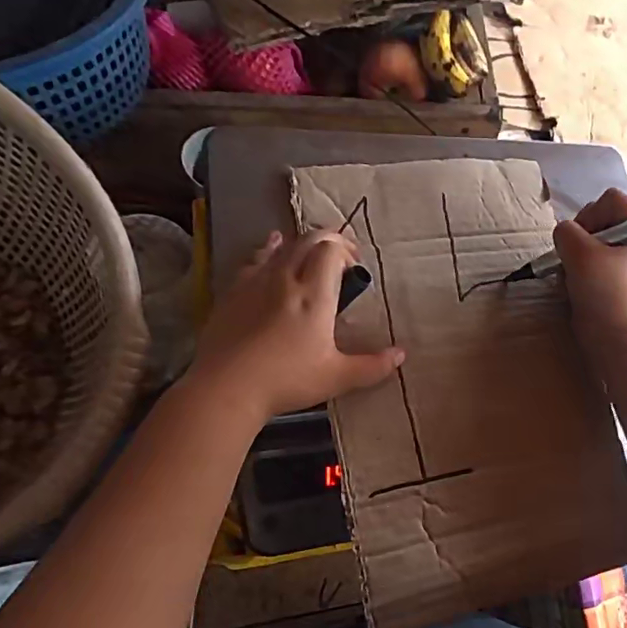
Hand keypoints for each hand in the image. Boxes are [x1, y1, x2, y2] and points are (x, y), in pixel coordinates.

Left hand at [186, 230, 403, 419]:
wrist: (225, 387)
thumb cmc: (286, 380)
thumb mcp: (336, 377)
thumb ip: (372, 366)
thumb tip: (401, 355)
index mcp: (314, 295)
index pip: (331, 250)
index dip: (346, 250)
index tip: (355, 267)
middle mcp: (285, 279)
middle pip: (308, 240)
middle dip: (328, 240)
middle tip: (340, 256)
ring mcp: (255, 282)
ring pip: (281, 246)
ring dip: (300, 244)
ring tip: (310, 252)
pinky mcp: (232, 292)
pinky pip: (254, 259)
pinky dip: (268, 250)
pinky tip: (269, 251)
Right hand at [553, 188, 626, 350]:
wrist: (612, 336)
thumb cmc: (604, 291)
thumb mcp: (579, 252)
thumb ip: (566, 231)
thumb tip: (564, 234)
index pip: (611, 198)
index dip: (592, 213)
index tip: (586, 237)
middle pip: (599, 217)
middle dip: (581, 234)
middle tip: (578, 256)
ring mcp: (623, 261)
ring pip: (590, 241)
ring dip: (575, 253)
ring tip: (573, 272)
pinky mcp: (610, 279)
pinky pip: (588, 261)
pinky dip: (577, 268)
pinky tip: (573, 283)